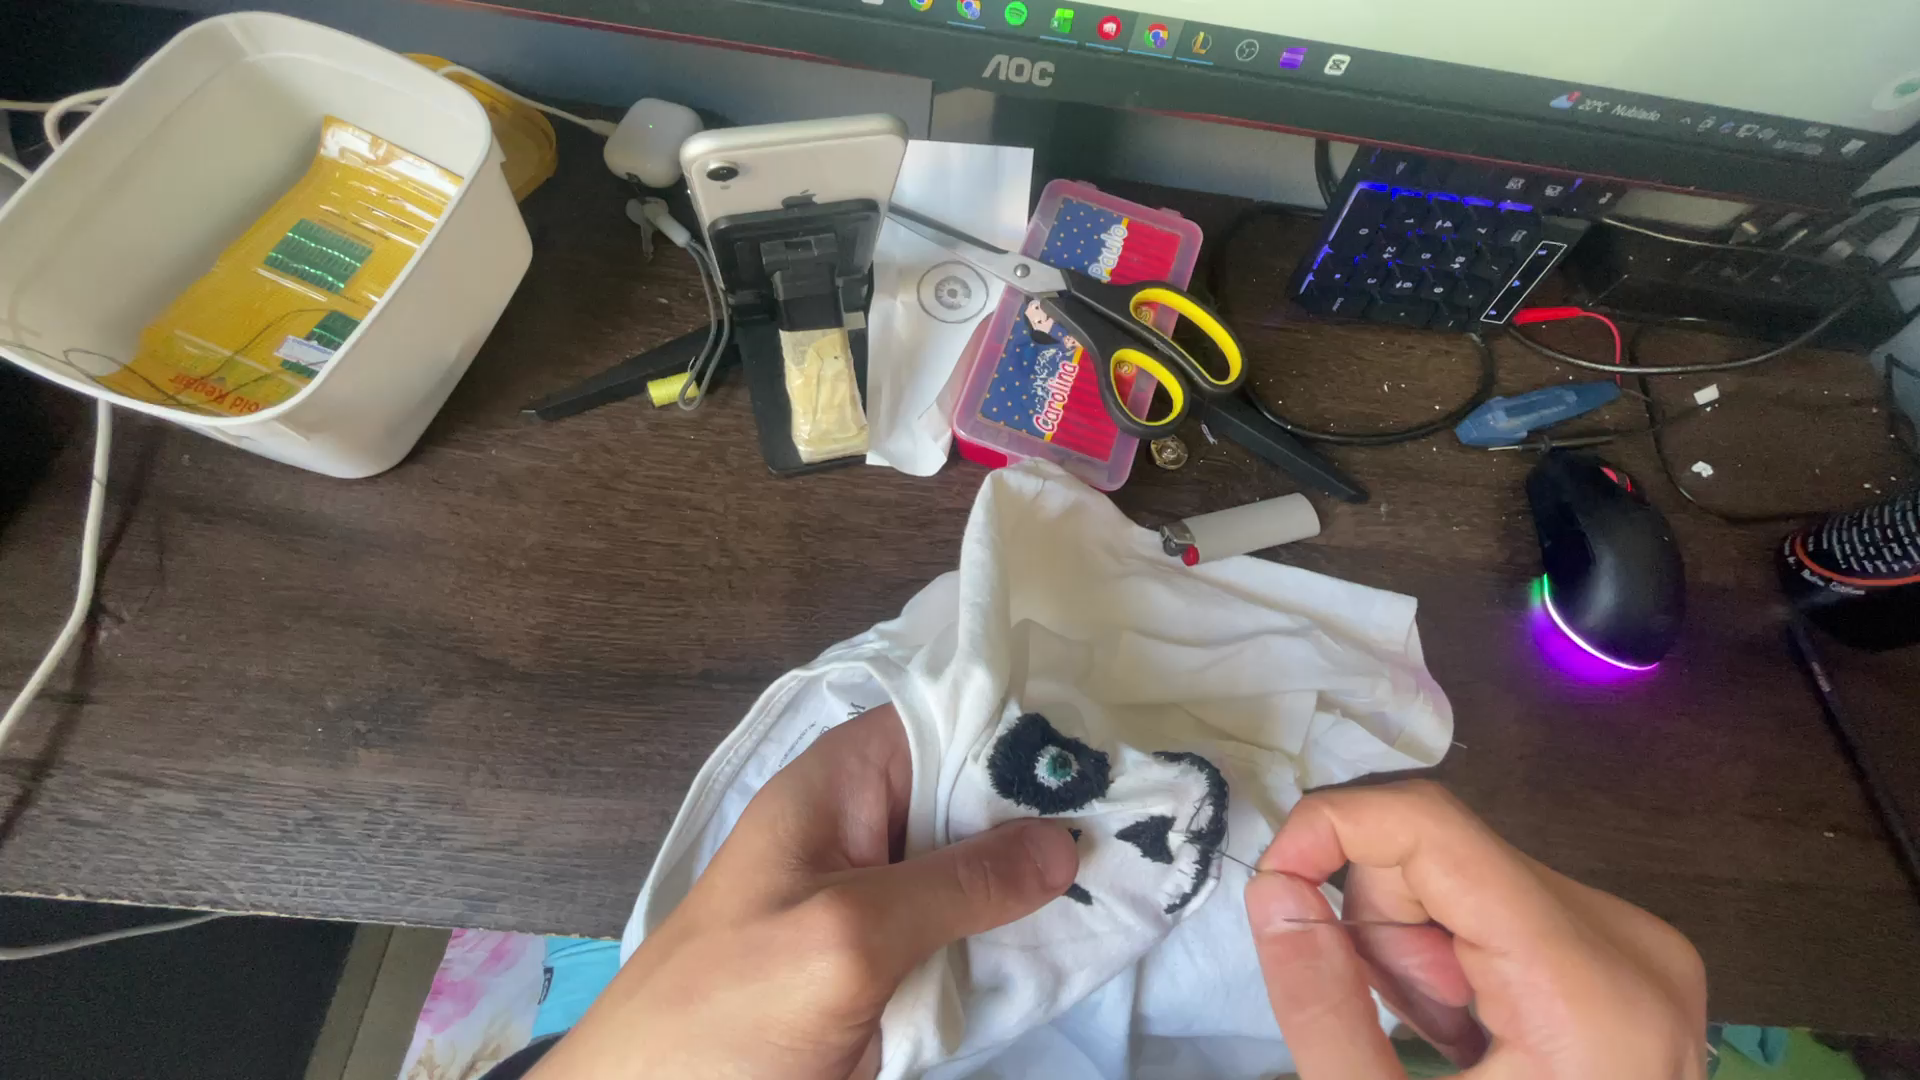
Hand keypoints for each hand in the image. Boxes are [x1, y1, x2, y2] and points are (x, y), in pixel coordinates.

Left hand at [529, 705, 1078, 1079]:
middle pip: (973, 787)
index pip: (947, 717)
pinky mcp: (896, 944)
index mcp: (847, 777)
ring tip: (1133, 856)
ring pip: (980, 856)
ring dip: (1040, 866)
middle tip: (1138, 806)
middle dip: (1044, 801)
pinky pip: (971, 917)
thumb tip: (1065, 841)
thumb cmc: (734, 1003)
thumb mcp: (848, 934)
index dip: (1021, 725)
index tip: (1103, 743)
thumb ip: (957, 883)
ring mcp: (885, 884)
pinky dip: (1019, 921)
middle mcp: (871, 815)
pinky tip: (1086, 920)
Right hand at [1246, 781, 1706, 1079]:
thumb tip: (1272, 886)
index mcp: (1584, 982)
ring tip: (1438, 1033)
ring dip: (1403, 936)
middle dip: (1373, 918)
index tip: (1275, 885)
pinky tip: (1467, 1022)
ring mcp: (1622, 936)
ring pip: (1446, 864)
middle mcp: (1619, 933)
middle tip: (1392, 1014)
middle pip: (1428, 846)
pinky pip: (1477, 889)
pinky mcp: (1610, 942)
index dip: (1329, 825)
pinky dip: (1437, 942)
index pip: (1426, 820)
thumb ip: (1323, 1012)